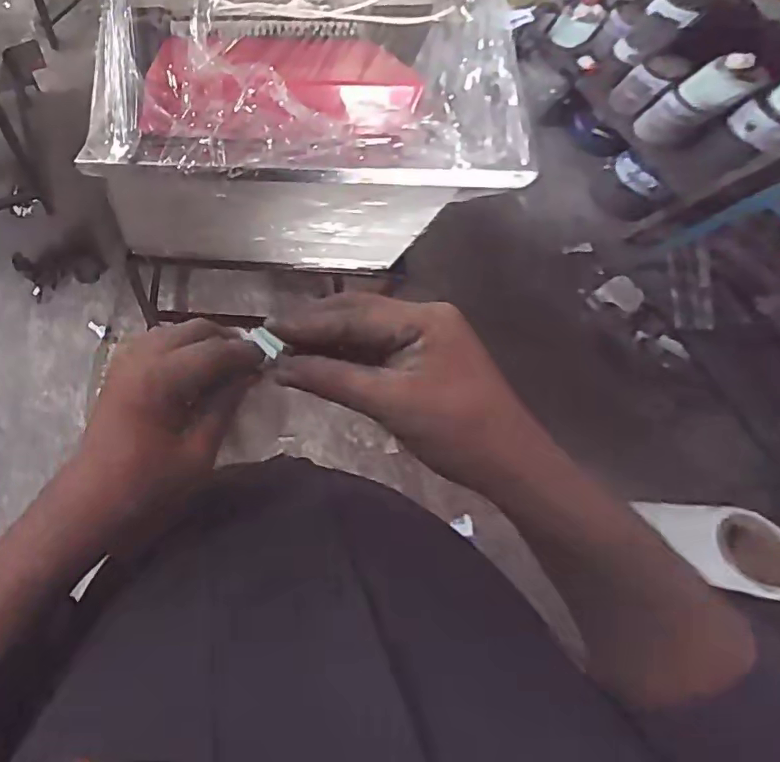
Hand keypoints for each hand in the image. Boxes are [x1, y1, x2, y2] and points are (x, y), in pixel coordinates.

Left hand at [0, 319, 260, 658]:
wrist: (92, 497)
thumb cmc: (147, 486)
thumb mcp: (197, 454)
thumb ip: (223, 407)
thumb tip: (247, 376)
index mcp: (161, 376)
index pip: (214, 349)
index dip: (245, 353)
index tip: (269, 360)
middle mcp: (141, 355)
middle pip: (193, 329)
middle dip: (225, 340)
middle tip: (250, 361)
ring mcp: (126, 358)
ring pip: (173, 330)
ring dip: (201, 340)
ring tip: (226, 364)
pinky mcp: (119, 367)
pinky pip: (155, 341)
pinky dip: (179, 345)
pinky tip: (194, 368)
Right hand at [267, 293, 556, 492]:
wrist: (514, 468)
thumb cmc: (457, 433)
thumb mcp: (389, 404)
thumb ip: (332, 379)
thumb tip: (278, 367)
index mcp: (422, 318)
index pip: (351, 315)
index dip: (305, 323)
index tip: (266, 329)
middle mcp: (421, 315)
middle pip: (353, 312)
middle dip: (311, 325)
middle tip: (270, 336)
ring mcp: (421, 334)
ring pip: (359, 327)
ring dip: (323, 338)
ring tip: (284, 348)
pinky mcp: (418, 355)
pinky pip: (370, 345)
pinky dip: (341, 352)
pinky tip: (314, 359)